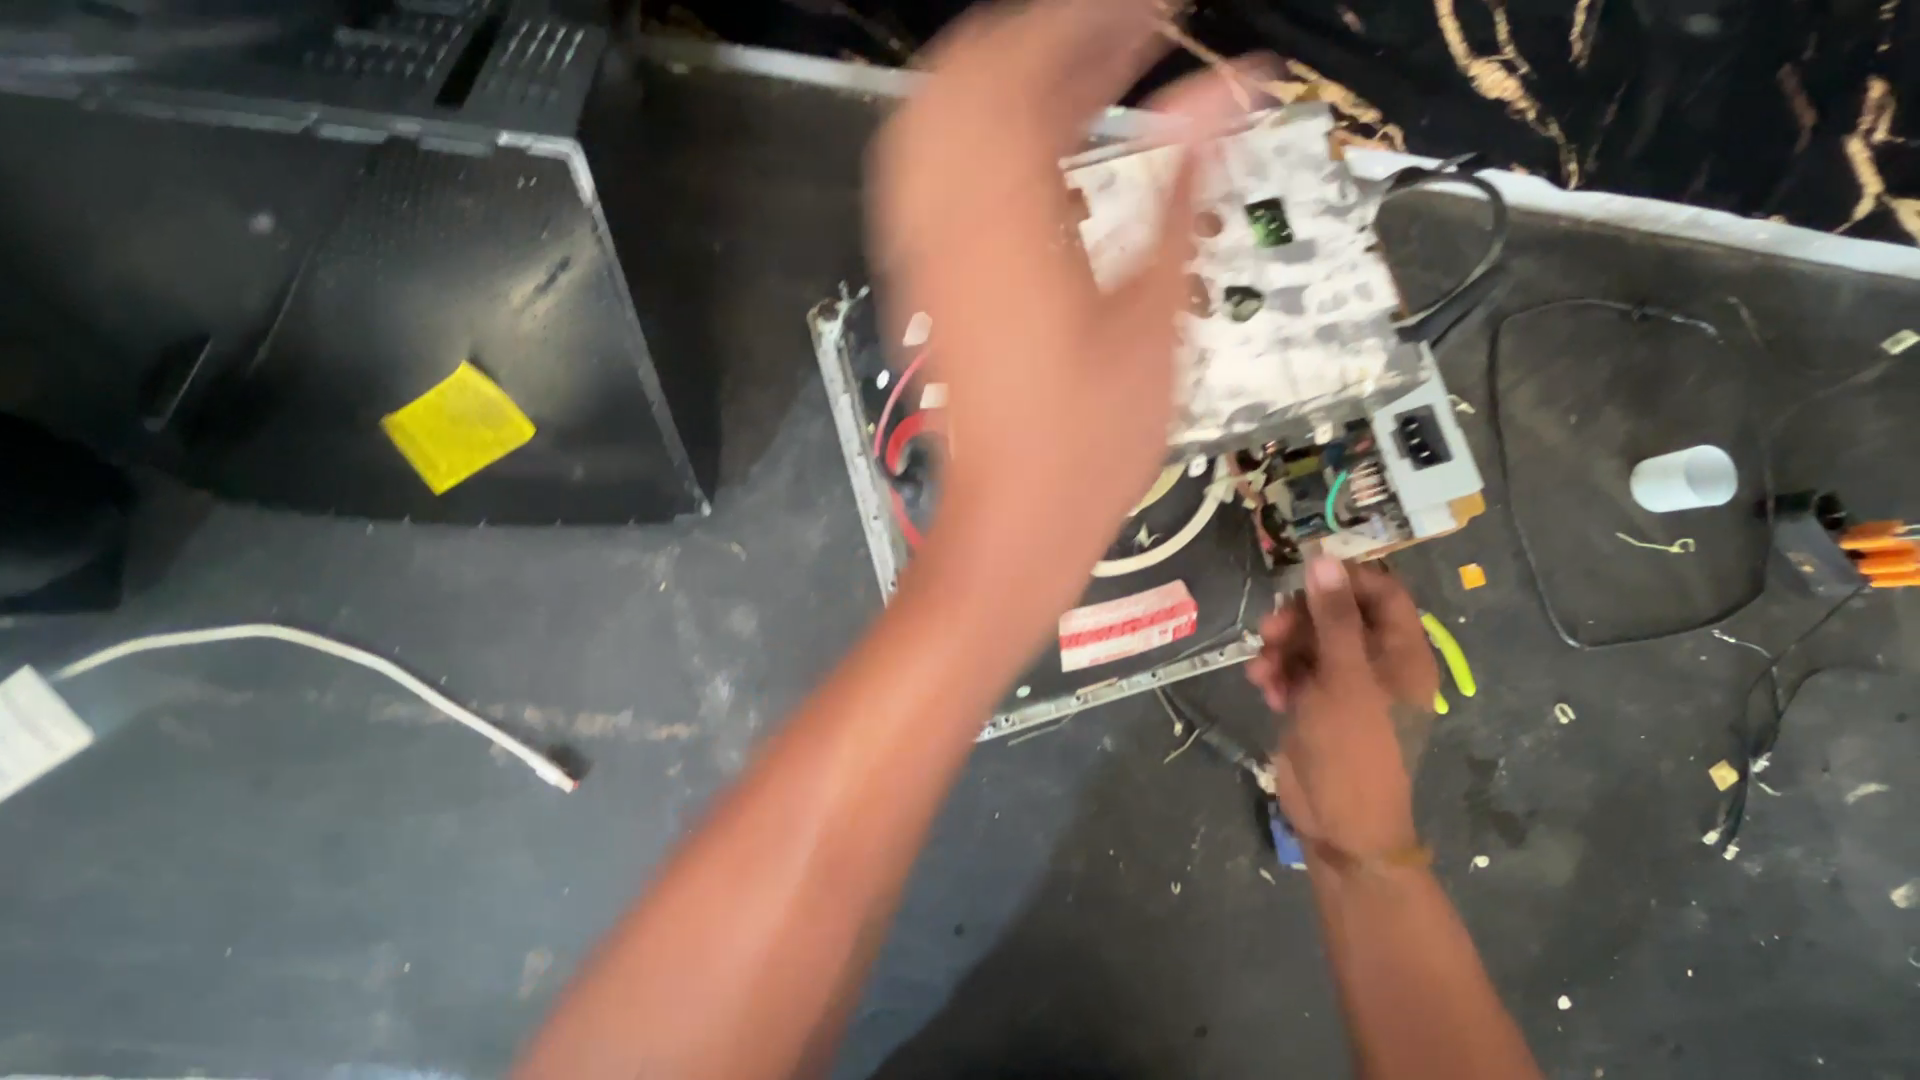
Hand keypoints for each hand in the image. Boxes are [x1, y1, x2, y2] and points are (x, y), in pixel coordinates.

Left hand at [867, 0, 1265, 635]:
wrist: (1011, 519)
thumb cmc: (1089, 443)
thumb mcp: (1156, 316)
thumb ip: (1184, 185)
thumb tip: (1228, 90)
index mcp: (1006, 221)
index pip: (1029, 65)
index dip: (1094, 19)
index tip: (1157, 10)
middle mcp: (946, 220)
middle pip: (969, 72)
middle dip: (1047, 36)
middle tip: (1125, 37)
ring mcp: (920, 250)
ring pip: (936, 115)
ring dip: (1004, 77)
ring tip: (1084, 77)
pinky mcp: (919, 279)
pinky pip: (926, 172)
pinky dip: (972, 133)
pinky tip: (1026, 147)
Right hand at [1246, 559, 1438, 857]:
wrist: (1340, 823)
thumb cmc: (1355, 747)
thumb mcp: (1345, 678)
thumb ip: (1333, 617)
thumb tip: (1323, 559)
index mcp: (1402, 653)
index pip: (1381, 592)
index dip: (1344, 580)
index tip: (1302, 578)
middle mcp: (1375, 663)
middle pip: (1335, 614)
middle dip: (1299, 618)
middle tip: (1269, 630)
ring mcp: (1343, 685)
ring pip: (1307, 641)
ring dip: (1280, 648)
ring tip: (1263, 671)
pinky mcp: (1314, 703)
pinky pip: (1292, 670)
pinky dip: (1276, 674)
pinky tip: (1265, 691)